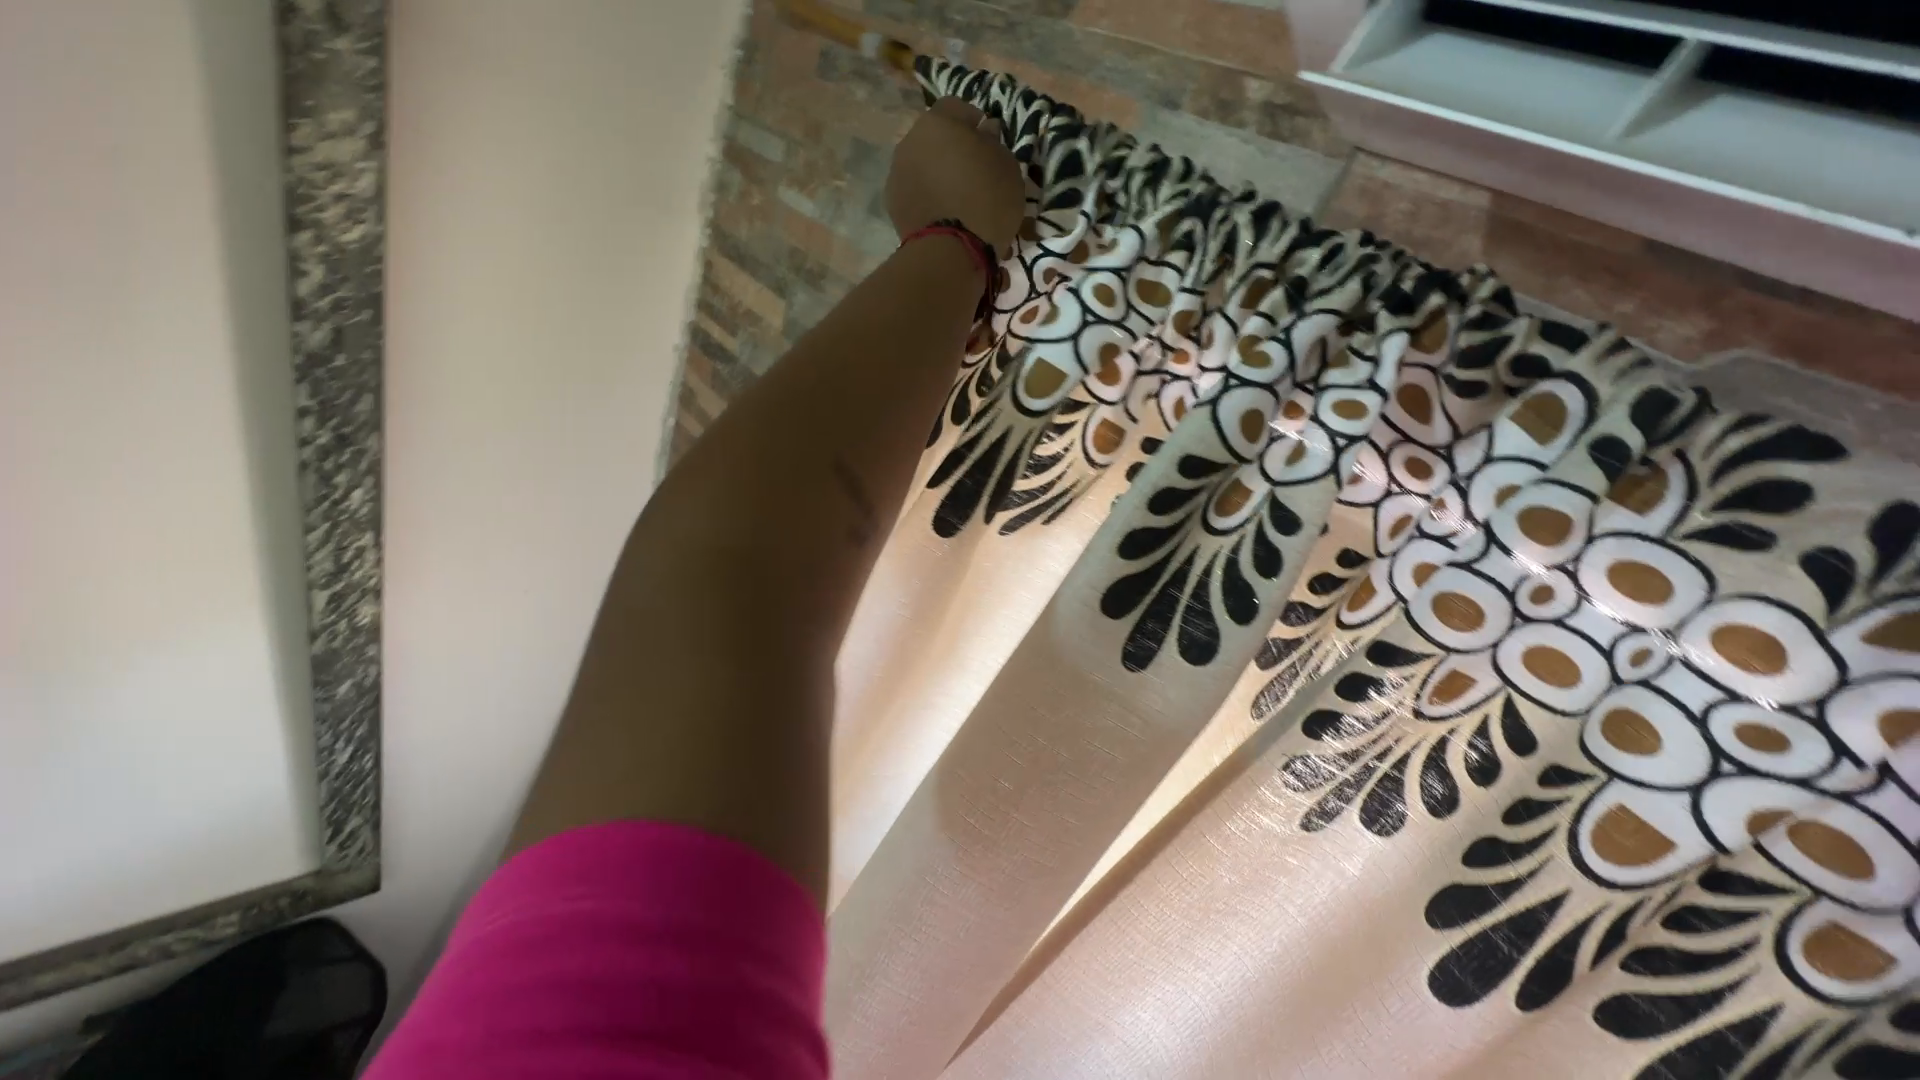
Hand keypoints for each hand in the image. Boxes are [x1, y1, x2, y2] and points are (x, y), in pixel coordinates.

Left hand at [886, 98, 1025, 255]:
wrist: (950, 251)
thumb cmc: (986, 199)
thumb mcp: (1007, 165)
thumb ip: (994, 142)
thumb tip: (984, 133)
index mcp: (937, 122)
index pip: (957, 107)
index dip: (975, 120)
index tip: (989, 139)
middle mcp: (909, 142)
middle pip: (934, 137)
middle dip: (952, 148)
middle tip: (974, 170)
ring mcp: (896, 174)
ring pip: (922, 165)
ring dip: (937, 173)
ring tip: (958, 197)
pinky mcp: (893, 205)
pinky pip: (916, 191)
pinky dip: (928, 196)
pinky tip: (944, 213)